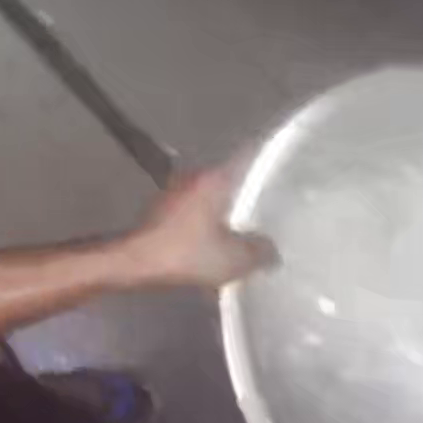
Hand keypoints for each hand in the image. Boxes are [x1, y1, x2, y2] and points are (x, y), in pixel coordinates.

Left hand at [121, 158, 276, 287]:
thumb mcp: (236, 258)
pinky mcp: (164, 209)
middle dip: (248, 194)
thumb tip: (270, 246)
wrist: (138, 260)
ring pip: (212, 196)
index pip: (244, 161)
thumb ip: (261, 249)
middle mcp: (193, 177)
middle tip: (273, 210)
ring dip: (228, 210)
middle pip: (228, 180)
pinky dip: (211, 220)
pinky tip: (221, 239)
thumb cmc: (188, 253)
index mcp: (212, 179)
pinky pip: (197, 209)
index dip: (265, 165)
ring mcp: (176, 191)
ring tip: (251, 229)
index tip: (284, 171)